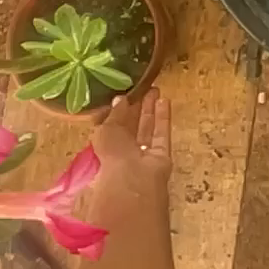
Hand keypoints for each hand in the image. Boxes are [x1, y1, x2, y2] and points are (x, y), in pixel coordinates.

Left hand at [91, 88, 170, 207]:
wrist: (134, 180)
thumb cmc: (112, 155)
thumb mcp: (105, 130)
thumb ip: (115, 114)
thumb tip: (121, 99)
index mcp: (103, 149)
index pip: (111, 128)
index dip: (117, 111)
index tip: (124, 94)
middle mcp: (123, 153)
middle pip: (130, 127)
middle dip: (135, 108)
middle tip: (142, 88)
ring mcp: (143, 155)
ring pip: (147, 129)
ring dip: (150, 109)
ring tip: (155, 89)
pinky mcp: (161, 155)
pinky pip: (161, 134)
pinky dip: (163, 118)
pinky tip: (165, 101)